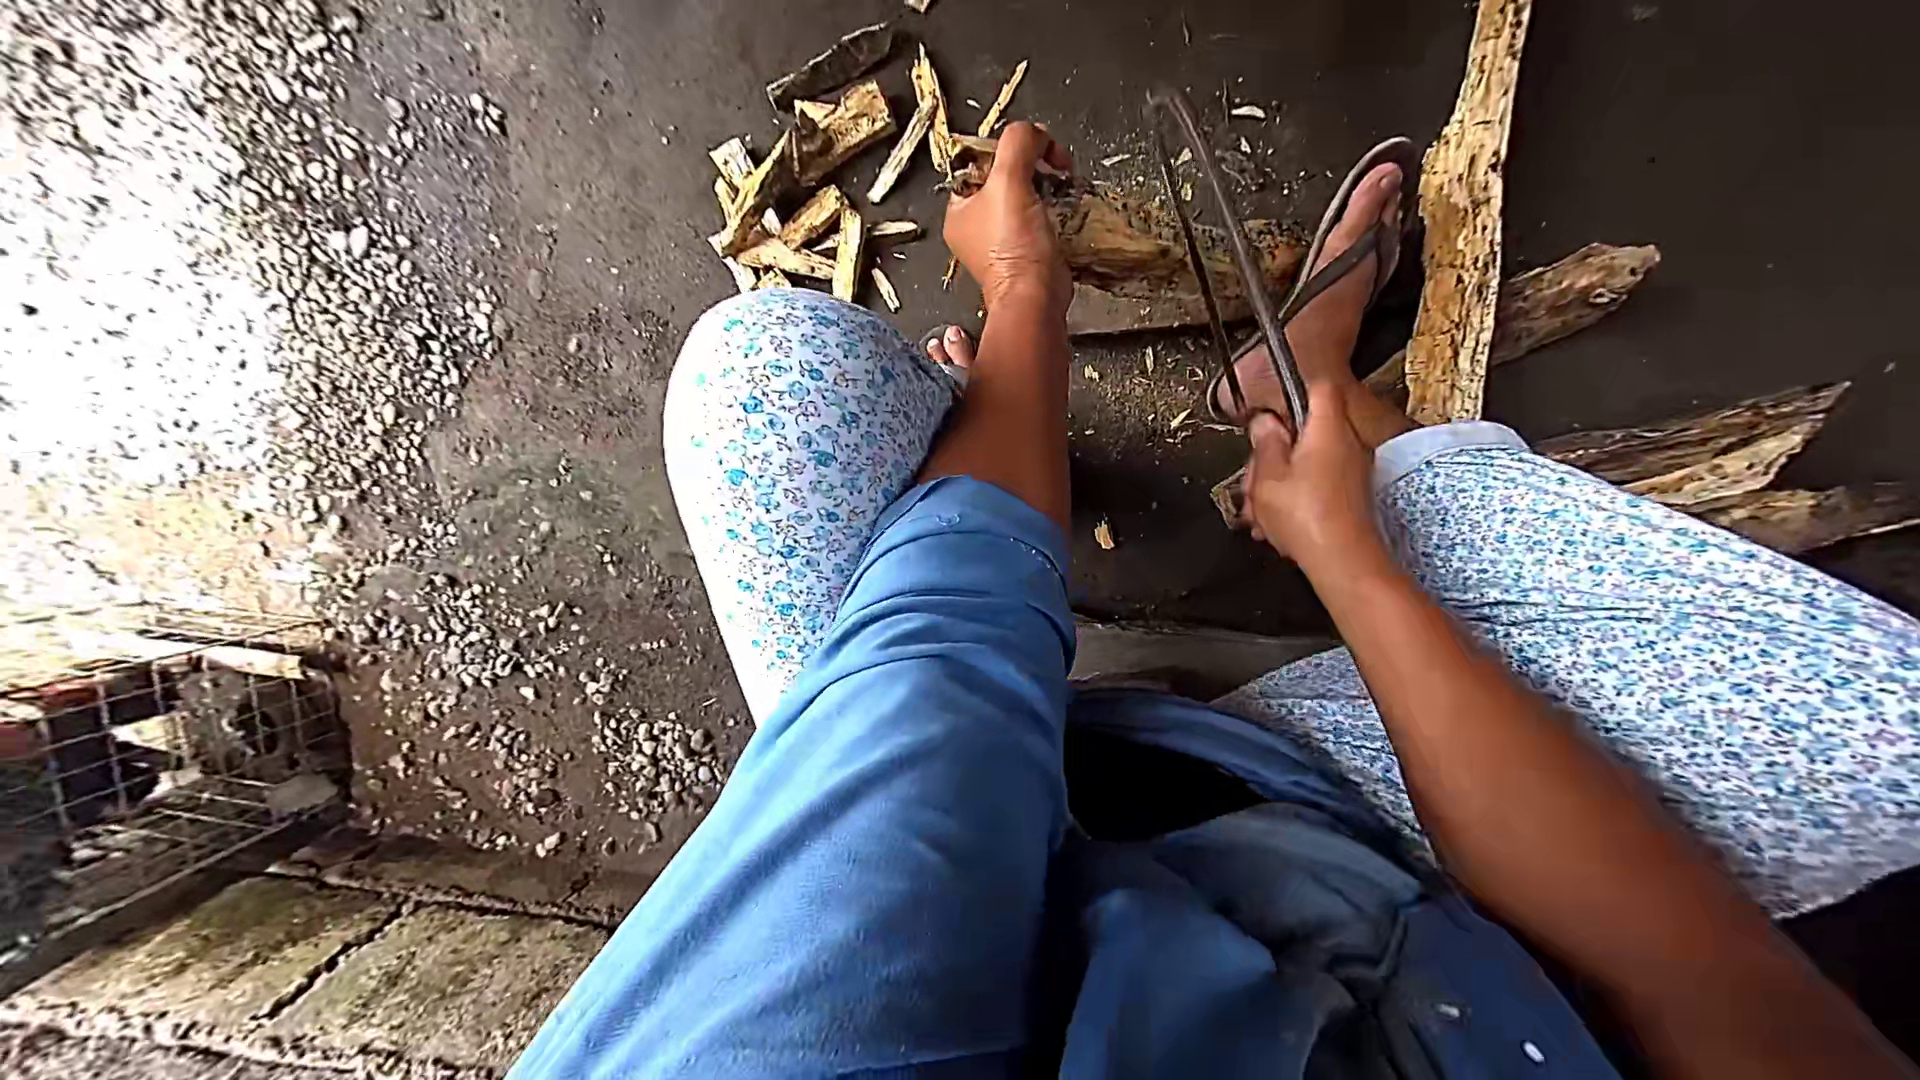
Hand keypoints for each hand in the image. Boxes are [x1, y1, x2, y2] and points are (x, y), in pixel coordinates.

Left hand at [943, 121, 1072, 312]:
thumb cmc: (1014, 248)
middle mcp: (975, 226)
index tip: (1031, 146)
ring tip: (1060, 180)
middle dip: (1031, 163)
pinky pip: (1038, 214)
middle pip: (1004, 173)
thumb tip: (1034, 133)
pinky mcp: (1025, 250)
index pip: (980, 159)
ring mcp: (1001, 240)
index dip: (1007, 147)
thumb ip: (1018, 142)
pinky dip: (1051, 204)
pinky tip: (1062, 201)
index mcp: (958, 210)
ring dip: (1045, 181)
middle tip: (1051, 163)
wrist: (1036, 295)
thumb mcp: (1009, 179)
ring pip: (1024, 192)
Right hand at [1243, 381, 1382, 570]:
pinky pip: (1312, 484)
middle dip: (1271, 452)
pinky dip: (1290, 497)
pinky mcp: (1346, 494)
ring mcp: (1349, 471)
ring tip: (1259, 508)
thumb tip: (1264, 422)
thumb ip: (1264, 444)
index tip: (1269, 409)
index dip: (1291, 391)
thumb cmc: (1308, 519)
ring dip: (1276, 481)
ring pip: (1303, 461)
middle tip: (1254, 475)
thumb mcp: (1267, 477)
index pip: (1318, 389)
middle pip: (1302, 432)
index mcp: (1327, 431)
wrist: (1341, 561)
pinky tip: (1273, 521)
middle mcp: (1345, 445)